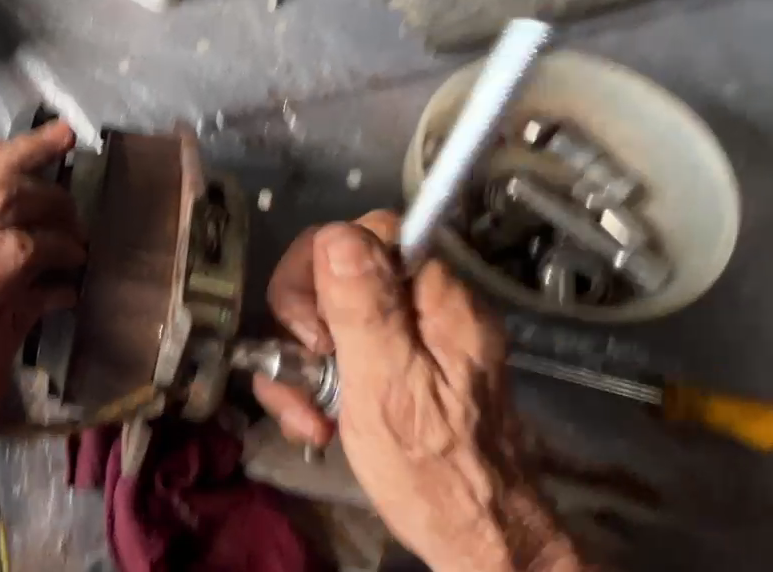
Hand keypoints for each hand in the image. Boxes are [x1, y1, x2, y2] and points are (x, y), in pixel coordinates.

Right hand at [253, 212, 585, 571]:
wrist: (475, 545)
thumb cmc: (433, 471)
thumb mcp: (389, 387)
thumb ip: (365, 309)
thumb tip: (339, 234)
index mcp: (441, 302)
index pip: (368, 232)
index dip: (323, 265)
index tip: (314, 326)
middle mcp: (430, 307)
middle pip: (338, 267)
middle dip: (300, 316)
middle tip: (303, 365)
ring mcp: (412, 337)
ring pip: (327, 310)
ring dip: (297, 359)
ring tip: (304, 412)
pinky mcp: (394, 364)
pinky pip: (337, 344)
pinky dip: (312, 378)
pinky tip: (312, 416)